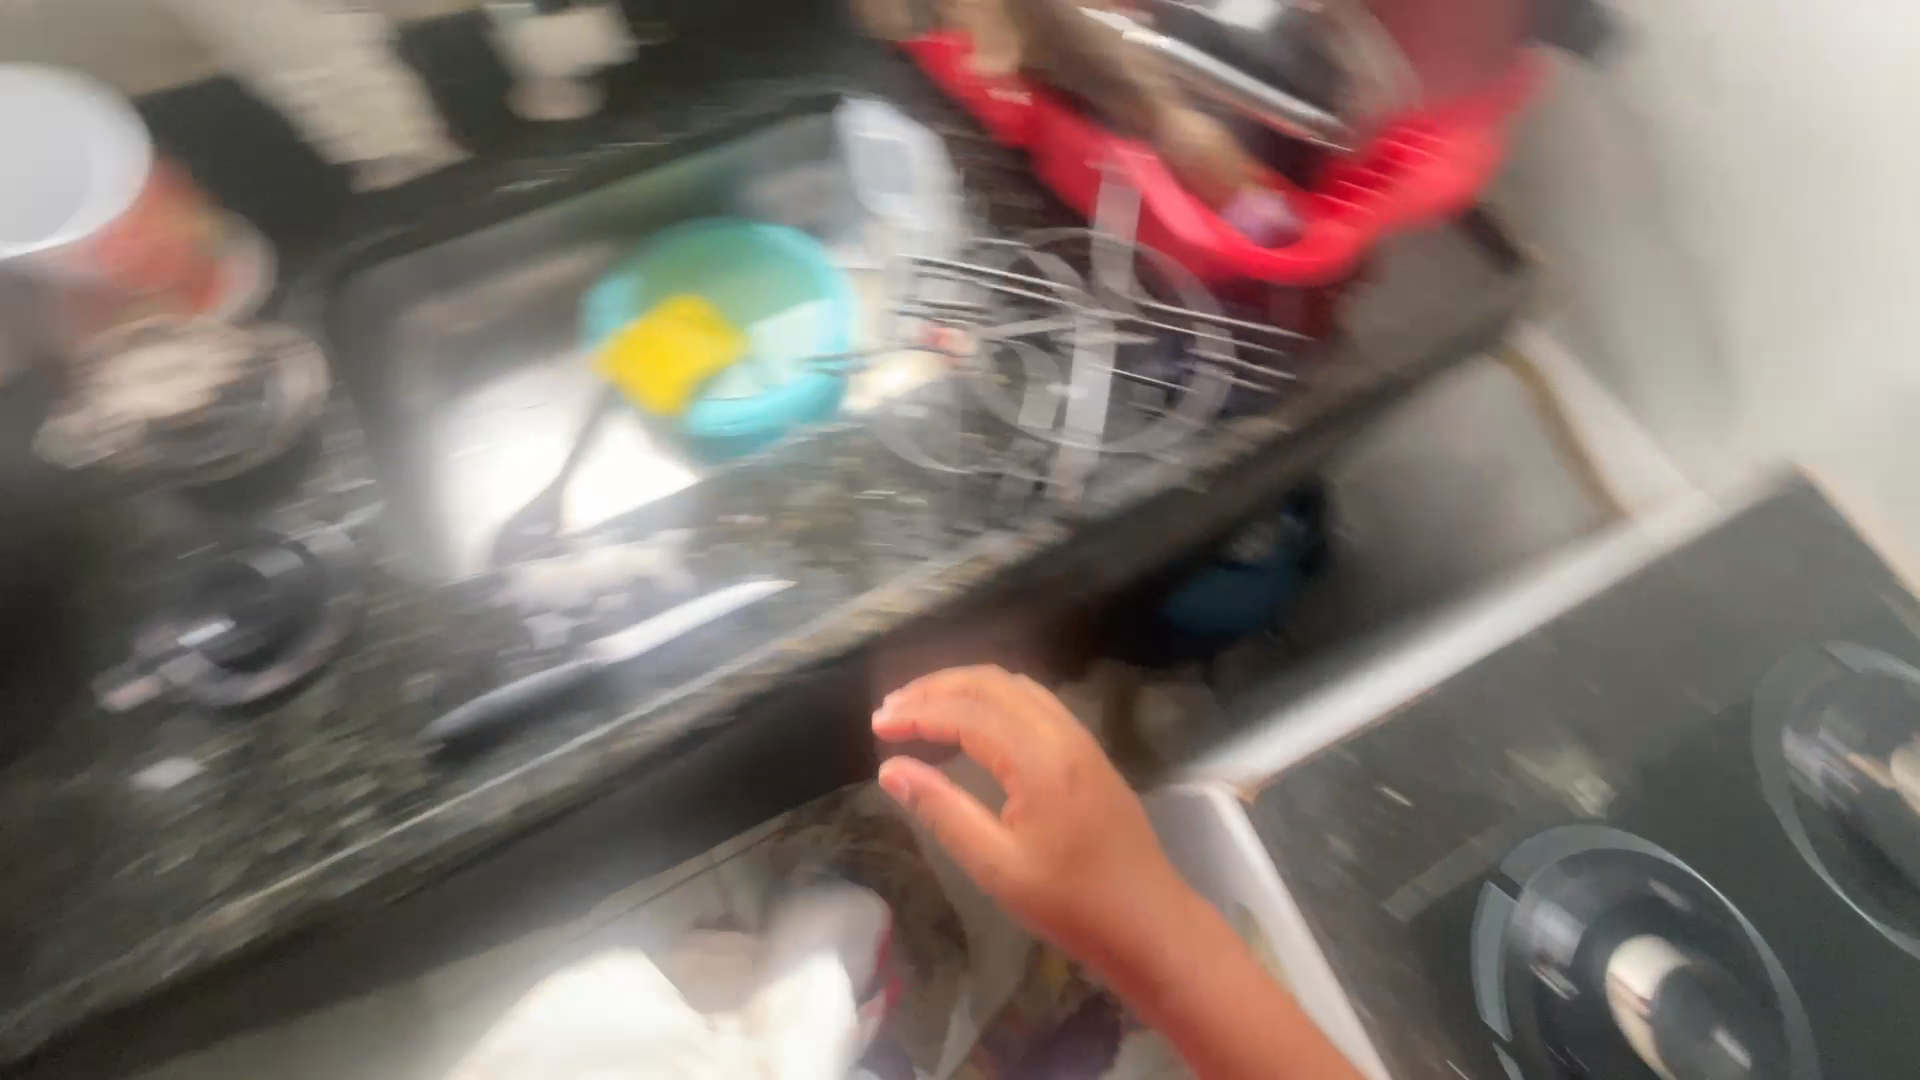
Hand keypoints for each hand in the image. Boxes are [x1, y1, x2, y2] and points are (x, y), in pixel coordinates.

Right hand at [871, 666, 1193, 971]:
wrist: (1150, 921)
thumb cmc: (1071, 903)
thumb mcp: (996, 866)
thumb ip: (942, 810)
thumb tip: (890, 769)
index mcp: (1039, 758)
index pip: (966, 712)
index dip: (918, 713)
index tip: (877, 724)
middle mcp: (1060, 731)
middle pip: (988, 682)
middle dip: (935, 687)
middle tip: (891, 709)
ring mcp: (1078, 735)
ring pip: (1012, 685)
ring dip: (963, 686)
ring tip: (921, 706)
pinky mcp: (1085, 746)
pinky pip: (1032, 699)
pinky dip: (991, 696)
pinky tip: (971, 717)